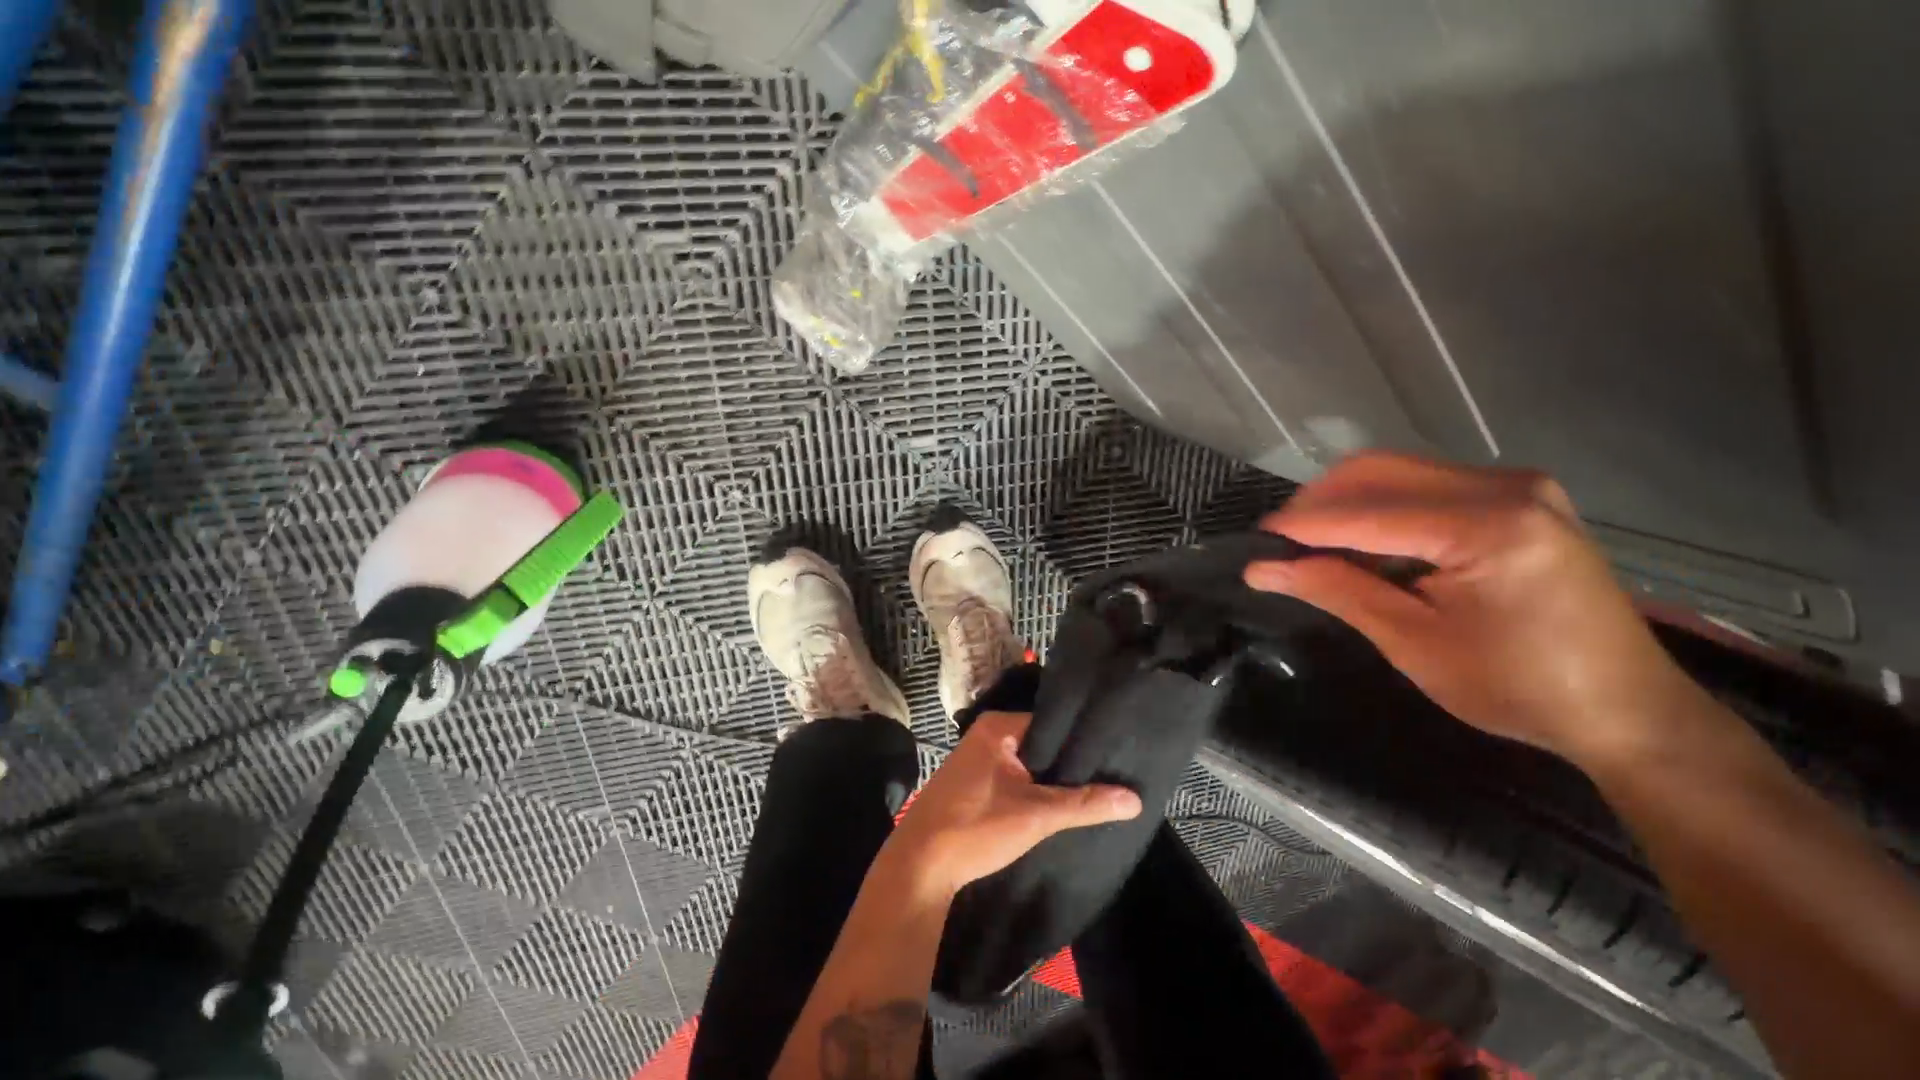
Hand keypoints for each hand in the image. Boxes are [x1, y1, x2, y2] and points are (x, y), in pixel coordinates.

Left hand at [883, 711, 1142, 896]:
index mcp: (998, 728)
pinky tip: (1059, 803)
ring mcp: (976, 760)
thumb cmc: (975, 829)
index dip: (1083, 739)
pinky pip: (1014, 778)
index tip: (1116, 751)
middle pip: (1042, 743)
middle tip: (1115, 771)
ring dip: (1052, 778)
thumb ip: (1085, 804)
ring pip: (1028, 764)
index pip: (1053, 722)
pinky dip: (1034, 788)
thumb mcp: (1036, 816)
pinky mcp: (973, 785)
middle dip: (1070, 761)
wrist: (919, 866)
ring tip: (1096, 787)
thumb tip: (1136, 799)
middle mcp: (986, 735)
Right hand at [1244, 452, 1703, 765]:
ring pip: (1407, 473)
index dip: (1304, 525)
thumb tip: (1266, 569)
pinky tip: (1368, 543)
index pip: (1368, 513)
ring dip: (1353, 503)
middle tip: (1281, 543)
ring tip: (1316, 545)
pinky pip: (1436, 487)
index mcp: (1488, 526)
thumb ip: (1339, 592)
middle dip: (1323, 503)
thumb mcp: (1416, 644)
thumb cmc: (1518, 688)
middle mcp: (1508, 487)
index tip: (1255, 541)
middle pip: (1384, 472)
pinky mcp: (1526, 499)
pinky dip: (1390, 509)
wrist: (1625, 708)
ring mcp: (1522, 487)